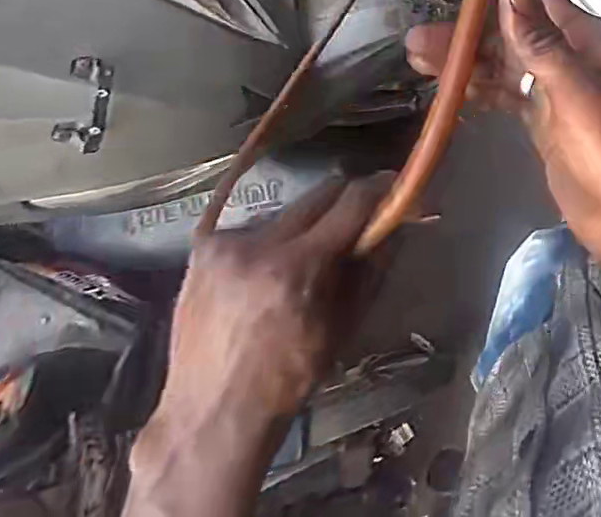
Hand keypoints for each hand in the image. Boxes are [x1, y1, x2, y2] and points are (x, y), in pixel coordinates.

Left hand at [154, 173, 393, 421]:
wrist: (210, 415)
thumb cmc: (288, 377)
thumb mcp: (346, 322)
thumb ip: (375, 264)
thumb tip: (398, 219)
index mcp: (299, 267)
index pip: (354, 201)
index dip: (382, 188)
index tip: (396, 184)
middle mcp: (260, 245)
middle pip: (322, 192)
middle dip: (349, 200)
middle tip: (361, 218)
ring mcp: (226, 243)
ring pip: (291, 208)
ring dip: (311, 222)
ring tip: (310, 255)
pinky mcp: (202, 248)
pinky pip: (257, 225)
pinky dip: (276, 237)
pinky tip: (272, 266)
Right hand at [405, 0, 600, 273]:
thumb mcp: (582, 95)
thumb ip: (543, 43)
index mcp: (592, 43)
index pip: (538, 4)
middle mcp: (574, 61)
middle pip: (514, 36)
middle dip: (470, 34)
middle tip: (418, 38)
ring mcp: (559, 95)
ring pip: (506, 67)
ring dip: (467, 62)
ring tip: (418, 58)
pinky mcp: (546, 126)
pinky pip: (508, 98)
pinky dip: (480, 92)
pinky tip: (449, 89)